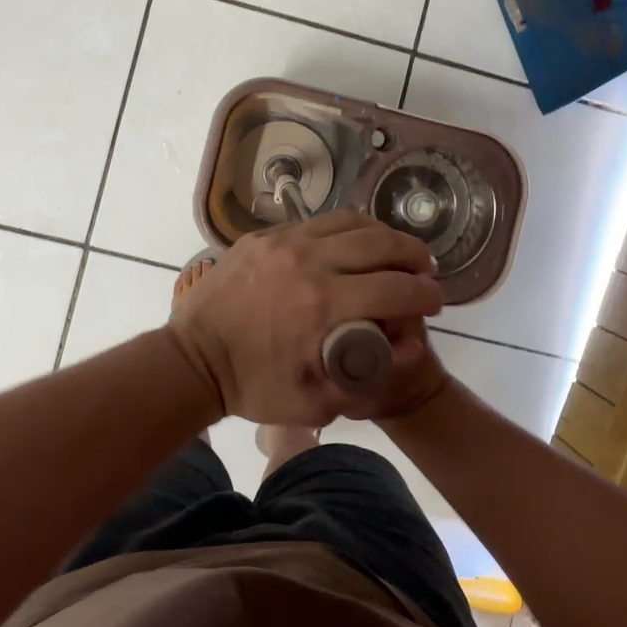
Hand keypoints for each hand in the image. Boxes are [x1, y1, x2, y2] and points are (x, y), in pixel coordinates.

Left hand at [166, 210, 443, 425]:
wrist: (191, 359)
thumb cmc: (251, 386)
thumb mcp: (311, 404)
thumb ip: (362, 385)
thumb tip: (401, 354)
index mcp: (323, 305)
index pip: (396, 290)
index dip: (426, 295)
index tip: (434, 302)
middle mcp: (309, 263)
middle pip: (381, 244)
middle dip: (415, 256)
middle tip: (425, 271)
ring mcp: (284, 242)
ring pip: (351, 222)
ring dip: (383, 236)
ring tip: (395, 251)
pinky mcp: (264, 235)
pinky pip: (318, 221)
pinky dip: (346, 229)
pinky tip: (353, 243)